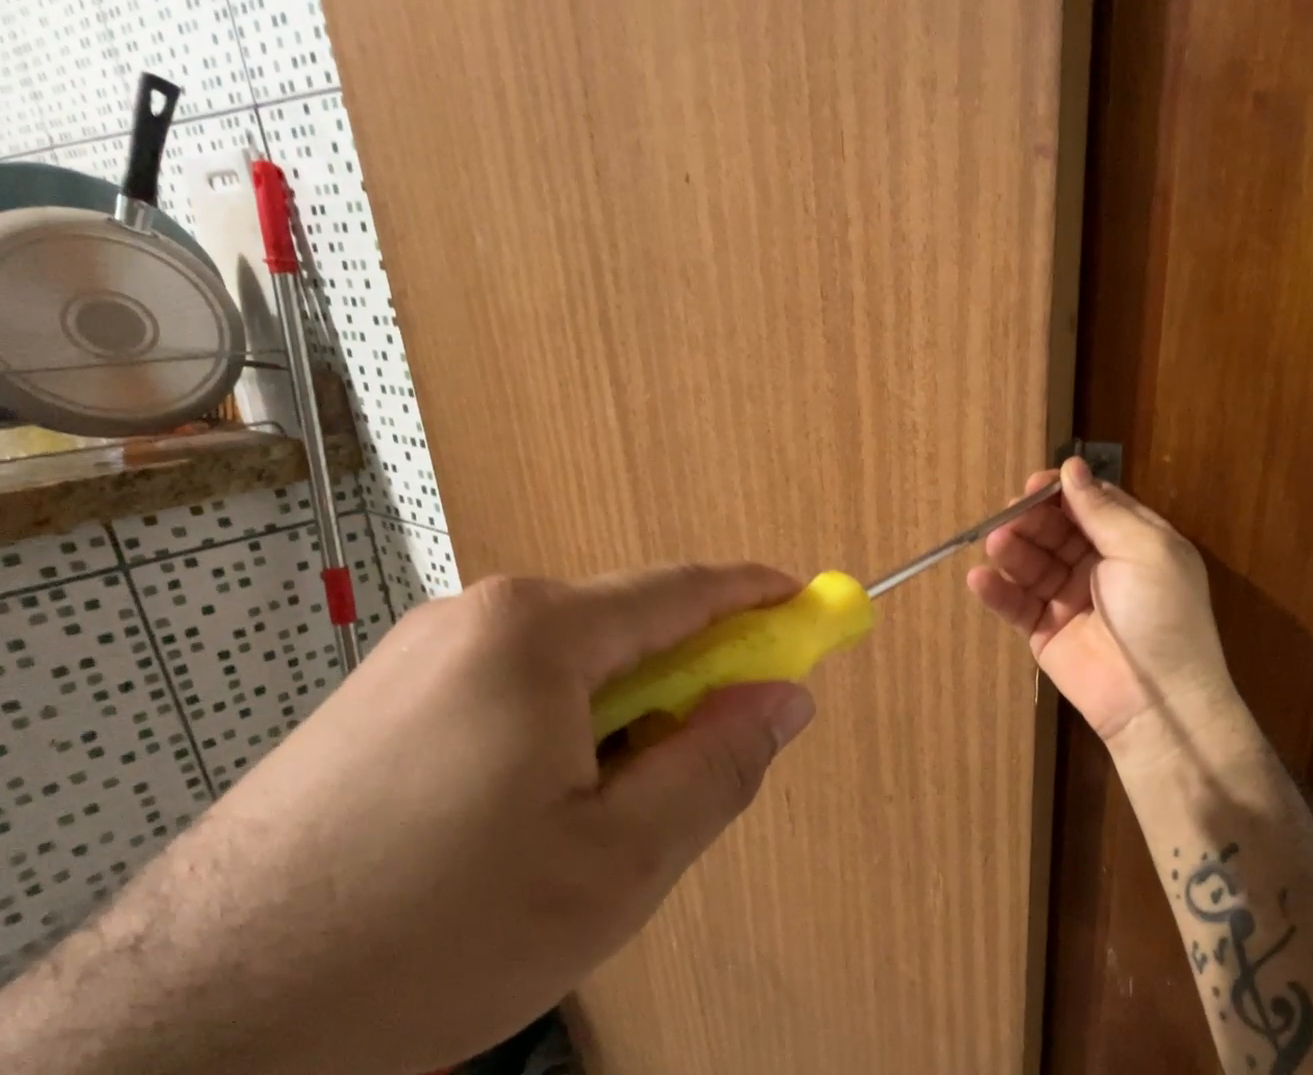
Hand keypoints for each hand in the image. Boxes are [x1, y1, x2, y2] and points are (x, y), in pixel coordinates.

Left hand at [0, 564, 815, 1074]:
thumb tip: (787, 698)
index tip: (812, 609)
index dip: (760, 599)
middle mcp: (475, 617)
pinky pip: (513, 693)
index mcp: (538, 633)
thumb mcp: (618, 862)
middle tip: (709, 767)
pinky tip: (532, 823)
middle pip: (626, 630)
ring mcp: (417, 655)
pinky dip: (563, 735)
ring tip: (605, 825)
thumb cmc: (438, 933)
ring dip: (623, 723)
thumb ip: (719, 766)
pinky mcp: (381, 701)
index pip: (685, 591)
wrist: (197, 1024)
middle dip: (687, 685)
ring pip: (571, 670)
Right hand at [967, 456, 1233, 741]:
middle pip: (1055, 530)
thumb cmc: (1160, 614)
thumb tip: (1072, 466)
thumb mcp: (1144, 550)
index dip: (1062, 492)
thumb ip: (1103, 510)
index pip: (1090, 505)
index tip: (1035, 484)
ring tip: (996, 544)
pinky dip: (997, 591)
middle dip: (1032, 520)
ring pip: (1033, 563)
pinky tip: (979, 579)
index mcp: (1133, 542)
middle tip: (1009, 516)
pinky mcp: (1045, 632)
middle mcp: (1100, 566)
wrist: (1156, 699)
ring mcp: (1070, 599)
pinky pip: (1017, 604)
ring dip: (1012, 550)